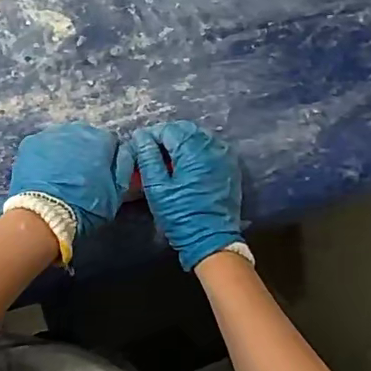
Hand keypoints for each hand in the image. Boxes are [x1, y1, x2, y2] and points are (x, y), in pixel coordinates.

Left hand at [9, 122, 135, 237]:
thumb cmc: (85, 207)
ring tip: (59, 177)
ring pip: (63, 140)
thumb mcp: (116, 195)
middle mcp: (78, 129)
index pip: (110, 143)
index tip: (101, 175)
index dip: (107, 160)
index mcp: (102, 140)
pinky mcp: (29, 142)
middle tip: (80, 177)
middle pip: (86, 137)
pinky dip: (44, 157)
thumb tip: (126, 153)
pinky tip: (42, 175)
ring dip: (64, 152)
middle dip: (85, 153)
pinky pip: (43, 146)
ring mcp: (51, 134)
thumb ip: (123, 169)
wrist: (42, 215)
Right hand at [130, 121, 244, 270]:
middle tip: (153, 152)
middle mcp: (212, 146)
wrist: (212, 240)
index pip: (168, 130)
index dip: (151, 136)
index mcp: (193, 151)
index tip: (141, 147)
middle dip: (167, 136)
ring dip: (182, 141)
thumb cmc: (181, 216)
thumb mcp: (157, 189)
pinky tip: (187, 163)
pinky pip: (211, 146)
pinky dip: (197, 149)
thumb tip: (141, 136)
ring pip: (198, 136)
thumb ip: (148, 158)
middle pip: (184, 129)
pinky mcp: (230, 165)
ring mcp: (224, 155)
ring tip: (168, 158)